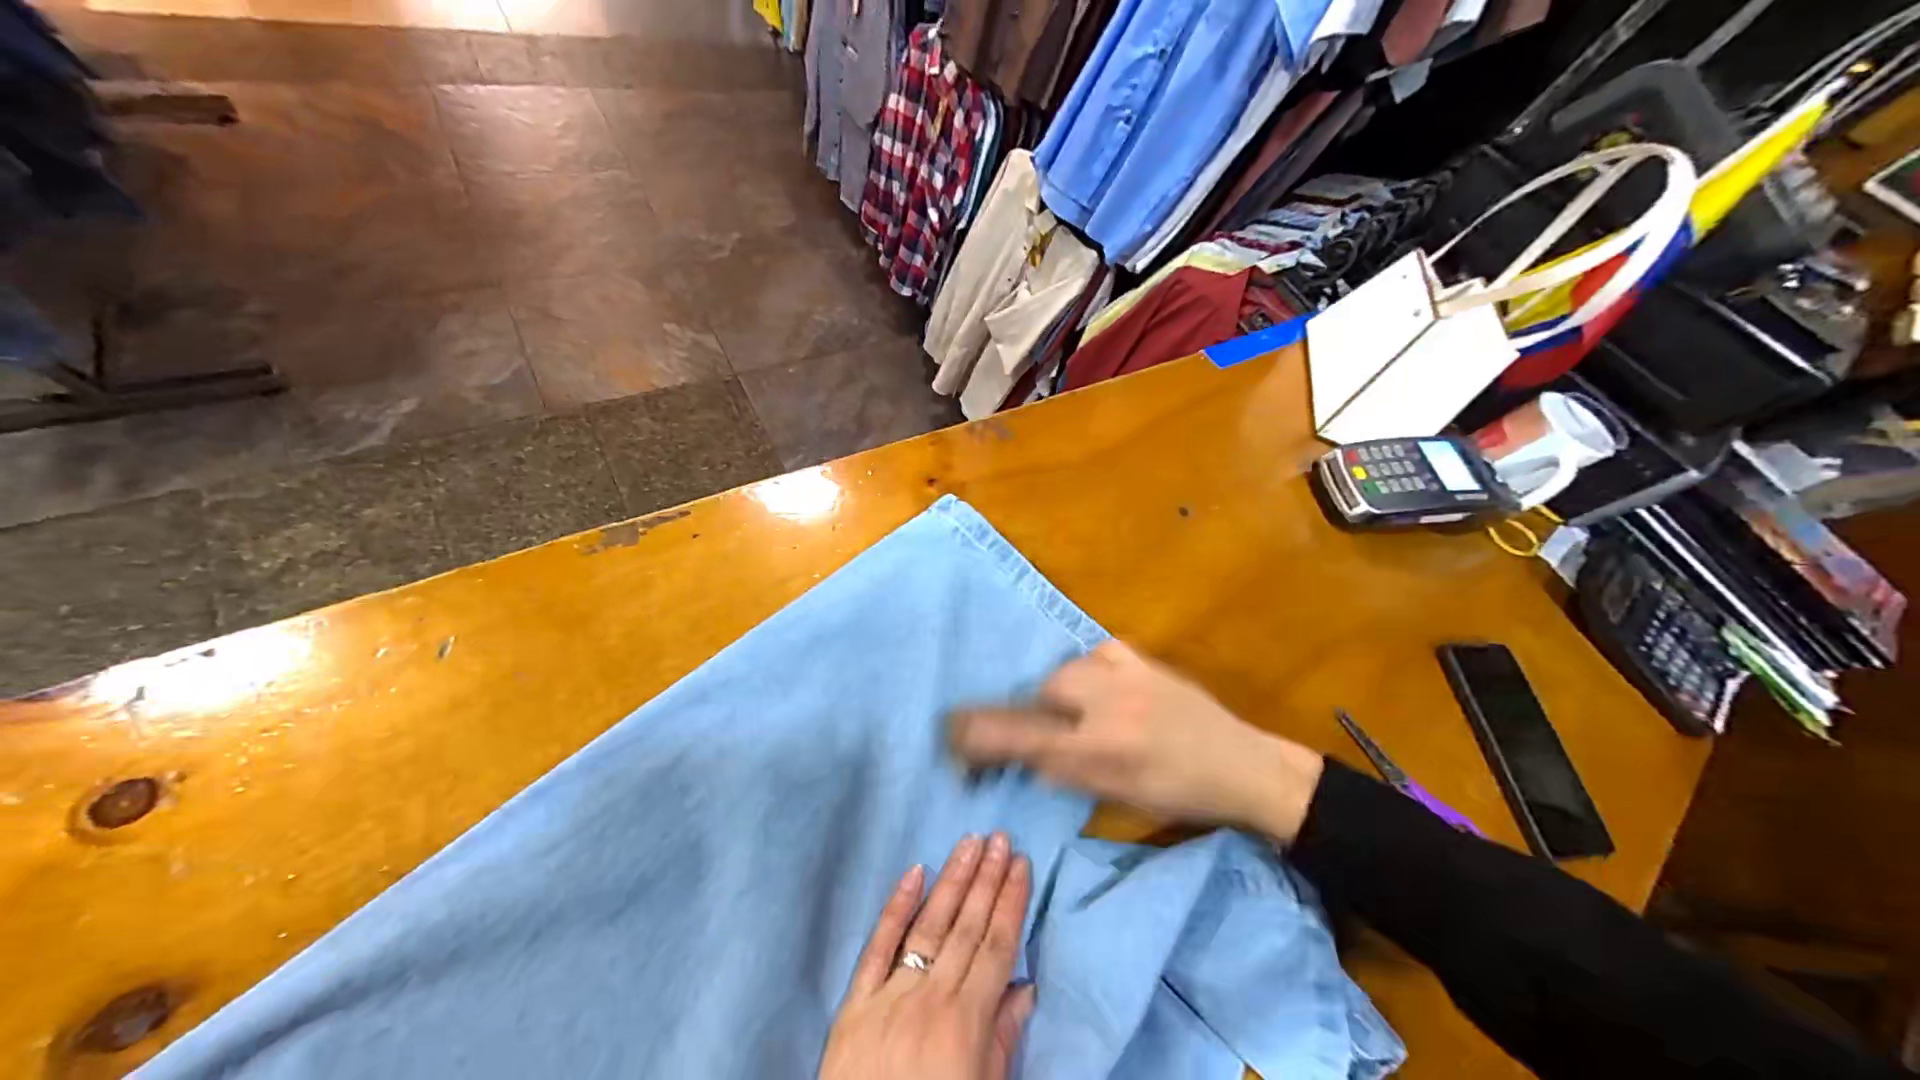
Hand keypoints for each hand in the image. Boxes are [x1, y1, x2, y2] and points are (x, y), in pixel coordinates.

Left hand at [818, 832, 1035, 1079]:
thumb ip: (1003, 1039)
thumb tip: (1025, 986)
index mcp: (966, 1021)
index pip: (996, 946)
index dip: (1011, 901)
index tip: (1021, 864)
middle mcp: (930, 997)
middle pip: (965, 925)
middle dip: (986, 878)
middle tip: (1000, 838)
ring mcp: (889, 994)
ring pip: (928, 924)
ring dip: (952, 880)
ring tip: (970, 843)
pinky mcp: (854, 1001)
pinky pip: (877, 945)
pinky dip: (896, 906)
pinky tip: (914, 872)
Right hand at [949, 642, 1324, 842]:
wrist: (1243, 765)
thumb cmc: (1181, 794)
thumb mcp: (1120, 797)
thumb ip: (1068, 772)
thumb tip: (1028, 755)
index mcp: (1103, 750)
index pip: (1027, 738)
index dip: (985, 734)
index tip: (953, 729)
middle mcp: (1110, 705)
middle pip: (1042, 694)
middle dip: (1035, 713)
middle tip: (1047, 732)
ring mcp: (1127, 675)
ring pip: (1064, 673)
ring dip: (1061, 692)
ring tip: (1079, 712)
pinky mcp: (1141, 658)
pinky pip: (1095, 654)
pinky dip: (1088, 670)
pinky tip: (1102, 688)